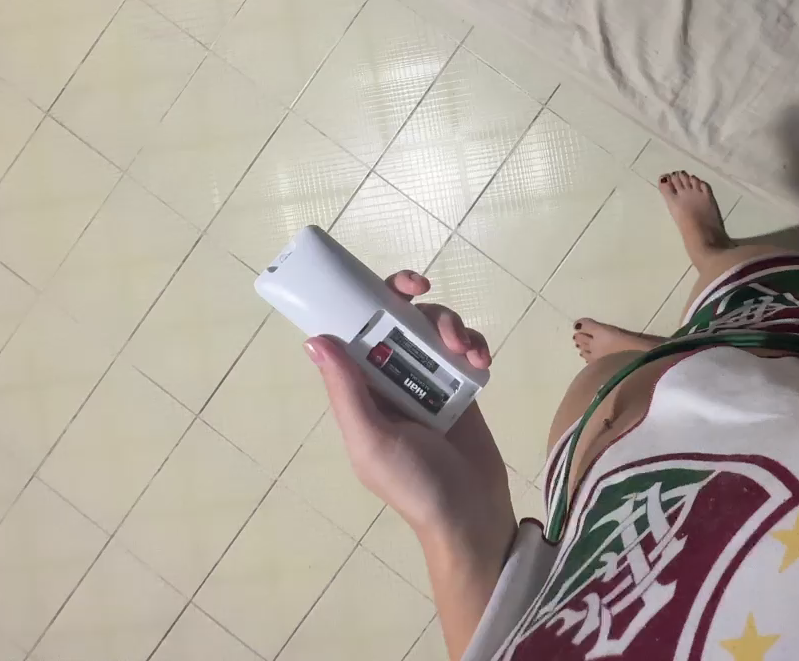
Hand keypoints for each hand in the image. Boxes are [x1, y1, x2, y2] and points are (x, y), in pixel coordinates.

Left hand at [305, 271, 513, 555]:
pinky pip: (465, 349)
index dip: (371, 300)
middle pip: (401, 319)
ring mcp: (429, 379)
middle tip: (428, 290)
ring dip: (452, 326)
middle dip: (418, 303)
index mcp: (362, 389)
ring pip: (435, 329)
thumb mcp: (371, 440)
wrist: (470, 512)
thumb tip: (316, 340)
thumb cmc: (414, 482)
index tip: (397, 286)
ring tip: (466, 351)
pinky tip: (482, 364)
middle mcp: (392, 377)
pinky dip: (475, 347)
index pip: (358, 332)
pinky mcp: (460, 385)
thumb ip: (347, 391)